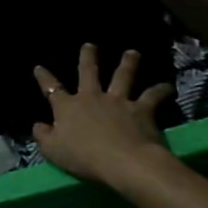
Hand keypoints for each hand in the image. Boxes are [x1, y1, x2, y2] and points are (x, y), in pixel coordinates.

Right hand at [32, 44, 174, 186]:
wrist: (124, 162)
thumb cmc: (83, 157)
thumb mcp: (52, 150)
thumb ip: (42, 135)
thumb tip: (38, 125)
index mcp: (67, 107)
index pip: (51, 88)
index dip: (44, 77)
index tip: (38, 67)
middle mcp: (92, 97)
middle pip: (89, 72)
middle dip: (88, 57)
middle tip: (90, 45)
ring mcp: (118, 101)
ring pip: (122, 76)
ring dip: (128, 63)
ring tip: (132, 53)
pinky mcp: (142, 109)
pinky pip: (153, 96)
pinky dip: (161, 90)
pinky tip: (168, 86)